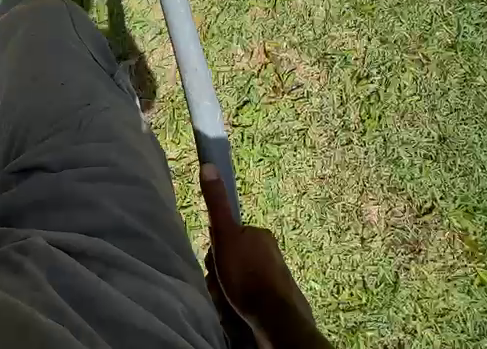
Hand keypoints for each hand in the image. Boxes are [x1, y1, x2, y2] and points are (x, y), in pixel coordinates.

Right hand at [200, 164, 328, 348]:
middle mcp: (271, 253)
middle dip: (223, 272)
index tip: (216, 263)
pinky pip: (251, 298)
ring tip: (227, 302)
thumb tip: (209, 165)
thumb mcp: (225, 235)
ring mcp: (276, 278)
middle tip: (220, 286)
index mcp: (260, 235)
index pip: (229, 236)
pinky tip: (238, 312)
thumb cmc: (247, 274)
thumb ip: (217, 203)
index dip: (218, 249)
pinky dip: (241, 304)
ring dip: (229, 291)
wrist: (276, 321)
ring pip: (241, 279)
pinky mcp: (278, 301)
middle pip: (234, 258)